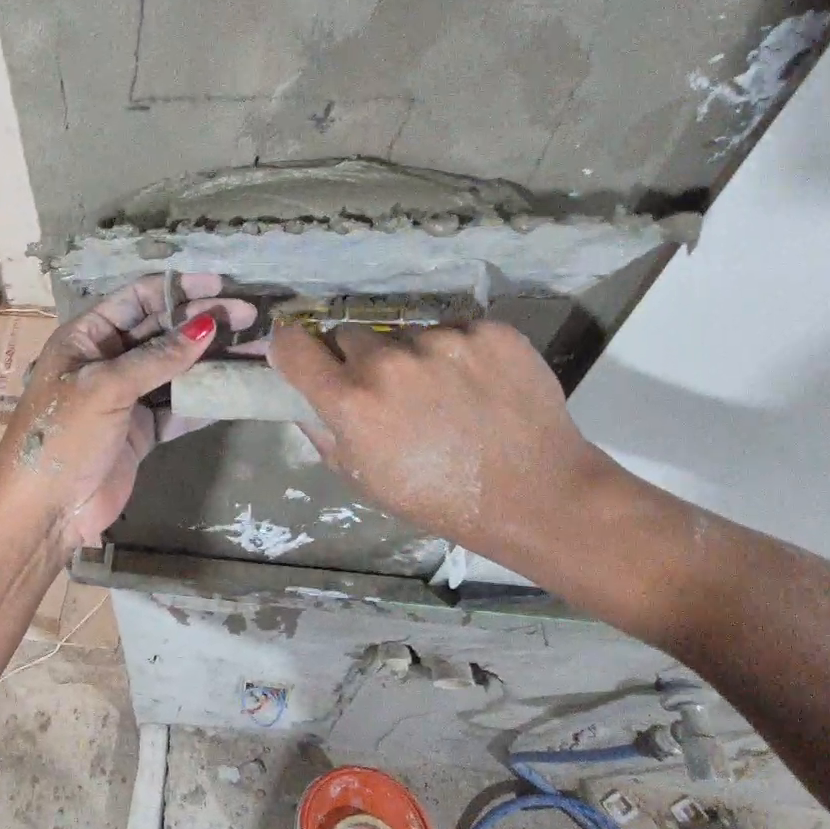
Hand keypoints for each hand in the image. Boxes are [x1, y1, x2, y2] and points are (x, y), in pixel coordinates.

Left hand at [0, 275, 255, 548]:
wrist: (44, 509)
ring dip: (211, 361)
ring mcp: (125, 397)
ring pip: (174, 370)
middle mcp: (106, 361)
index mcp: (85, 338)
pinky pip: (178, 408)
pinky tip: (239, 389)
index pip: (135, 300)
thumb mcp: (106, 387)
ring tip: (256, 349)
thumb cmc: (63, 436)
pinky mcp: (140, 432)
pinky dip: (206, 400)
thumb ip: (157, 357)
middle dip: (202, 322)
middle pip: (160, 331)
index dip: (176, 290)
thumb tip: (207, 325)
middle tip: (249, 316)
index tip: (220, 285)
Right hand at [268, 320, 615, 543]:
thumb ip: (322, 431)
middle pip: (349, 336)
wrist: (538, 496)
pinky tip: (476, 385)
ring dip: (411, 357)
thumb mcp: (360, 478)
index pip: (292, 345)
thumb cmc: (437, 498)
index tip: (300, 356)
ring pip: (404, 334)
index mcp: (350, 401)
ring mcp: (442, 341)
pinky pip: (454, 330)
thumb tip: (301, 398)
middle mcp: (388, 362)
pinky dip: (458, 352)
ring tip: (443, 394)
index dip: (290, 348)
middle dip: (358, 360)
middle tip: (386, 392)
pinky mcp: (488, 332)